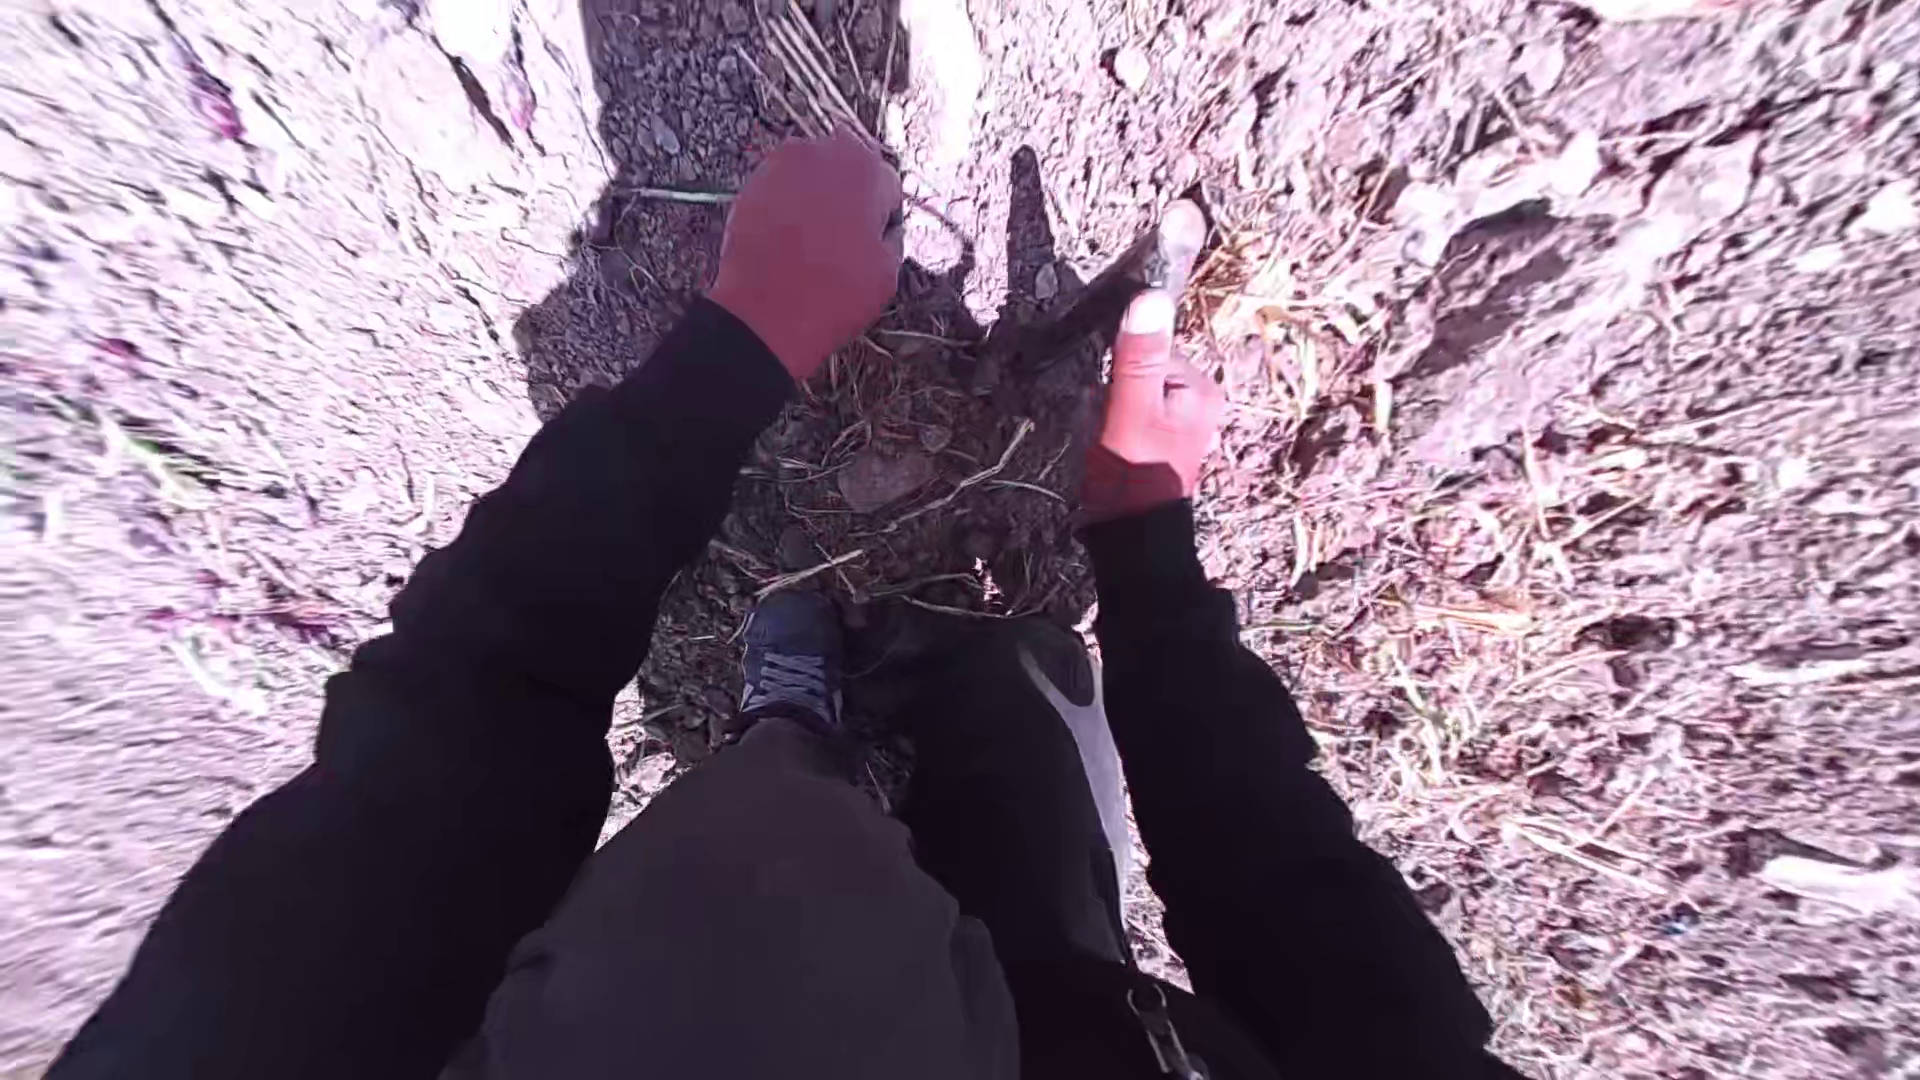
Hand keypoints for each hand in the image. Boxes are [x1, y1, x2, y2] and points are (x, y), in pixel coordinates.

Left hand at [709, 129, 903, 378]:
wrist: (768, 315)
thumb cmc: (831, 296)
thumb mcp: (886, 275)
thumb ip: (893, 239)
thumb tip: (884, 232)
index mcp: (866, 170)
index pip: (889, 186)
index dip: (885, 219)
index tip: (878, 242)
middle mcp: (823, 153)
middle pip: (850, 173)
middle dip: (853, 203)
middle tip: (850, 245)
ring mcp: (782, 165)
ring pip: (815, 180)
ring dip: (821, 205)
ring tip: (819, 250)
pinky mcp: (753, 184)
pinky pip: (784, 192)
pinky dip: (791, 211)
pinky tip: (793, 247)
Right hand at [1081, 290, 1224, 522]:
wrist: (1130, 533)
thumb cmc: (1131, 472)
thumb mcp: (1131, 410)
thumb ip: (1139, 358)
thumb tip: (1150, 297)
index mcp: (1200, 388)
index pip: (1153, 348)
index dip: (1122, 366)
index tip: (1109, 396)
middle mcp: (1197, 400)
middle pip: (1141, 369)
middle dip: (1114, 391)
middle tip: (1106, 423)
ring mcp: (1180, 421)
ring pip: (1131, 391)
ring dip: (1108, 408)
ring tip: (1104, 437)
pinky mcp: (1161, 438)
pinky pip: (1130, 412)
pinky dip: (1112, 423)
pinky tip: (1107, 444)